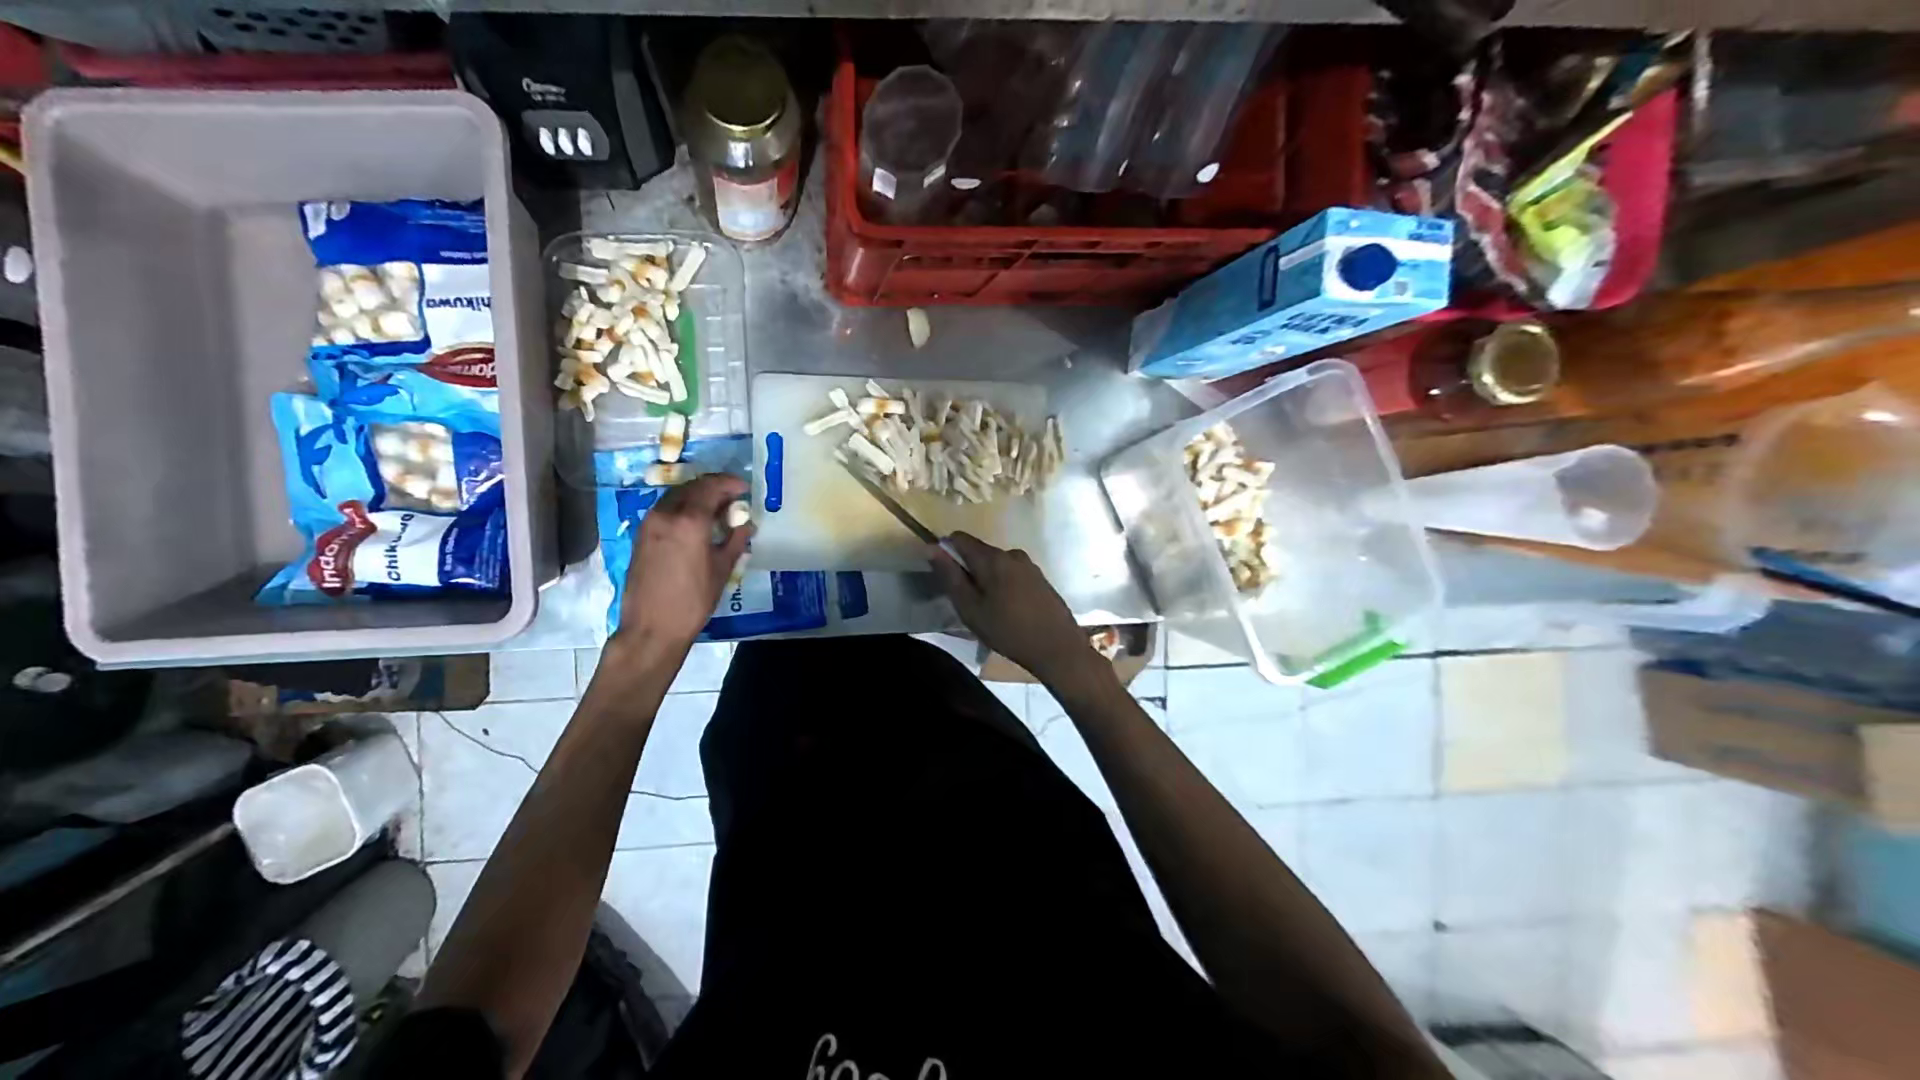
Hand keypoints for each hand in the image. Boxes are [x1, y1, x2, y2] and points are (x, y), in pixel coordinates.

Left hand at [612, 473, 752, 668]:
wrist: (651, 627)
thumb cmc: (693, 601)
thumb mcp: (722, 569)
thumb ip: (735, 540)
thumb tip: (746, 524)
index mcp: (689, 520)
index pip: (711, 487)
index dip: (730, 484)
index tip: (744, 488)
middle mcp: (666, 514)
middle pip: (692, 487)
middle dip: (714, 487)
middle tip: (732, 497)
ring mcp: (649, 523)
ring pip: (676, 496)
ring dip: (696, 496)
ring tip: (715, 509)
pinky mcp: (641, 535)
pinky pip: (665, 509)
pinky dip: (682, 507)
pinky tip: (695, 522)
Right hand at [928, 532, 1095, 684]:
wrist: (1058, 648)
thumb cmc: (1008, 631)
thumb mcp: (971, 609)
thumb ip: (950, 577)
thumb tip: (931, 548)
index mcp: (993, 558)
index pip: (959, 538)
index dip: (946, 553)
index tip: (946, 578)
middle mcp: (1012, 554)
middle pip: (979, 552)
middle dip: (968, 571)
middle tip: (968, 604)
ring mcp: (1029, 565)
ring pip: (996, 565)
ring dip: (987, 581)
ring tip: (989, 612)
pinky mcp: (1040, 578)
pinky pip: (1012, 574)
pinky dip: (1003, 587)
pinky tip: (1008, 612)